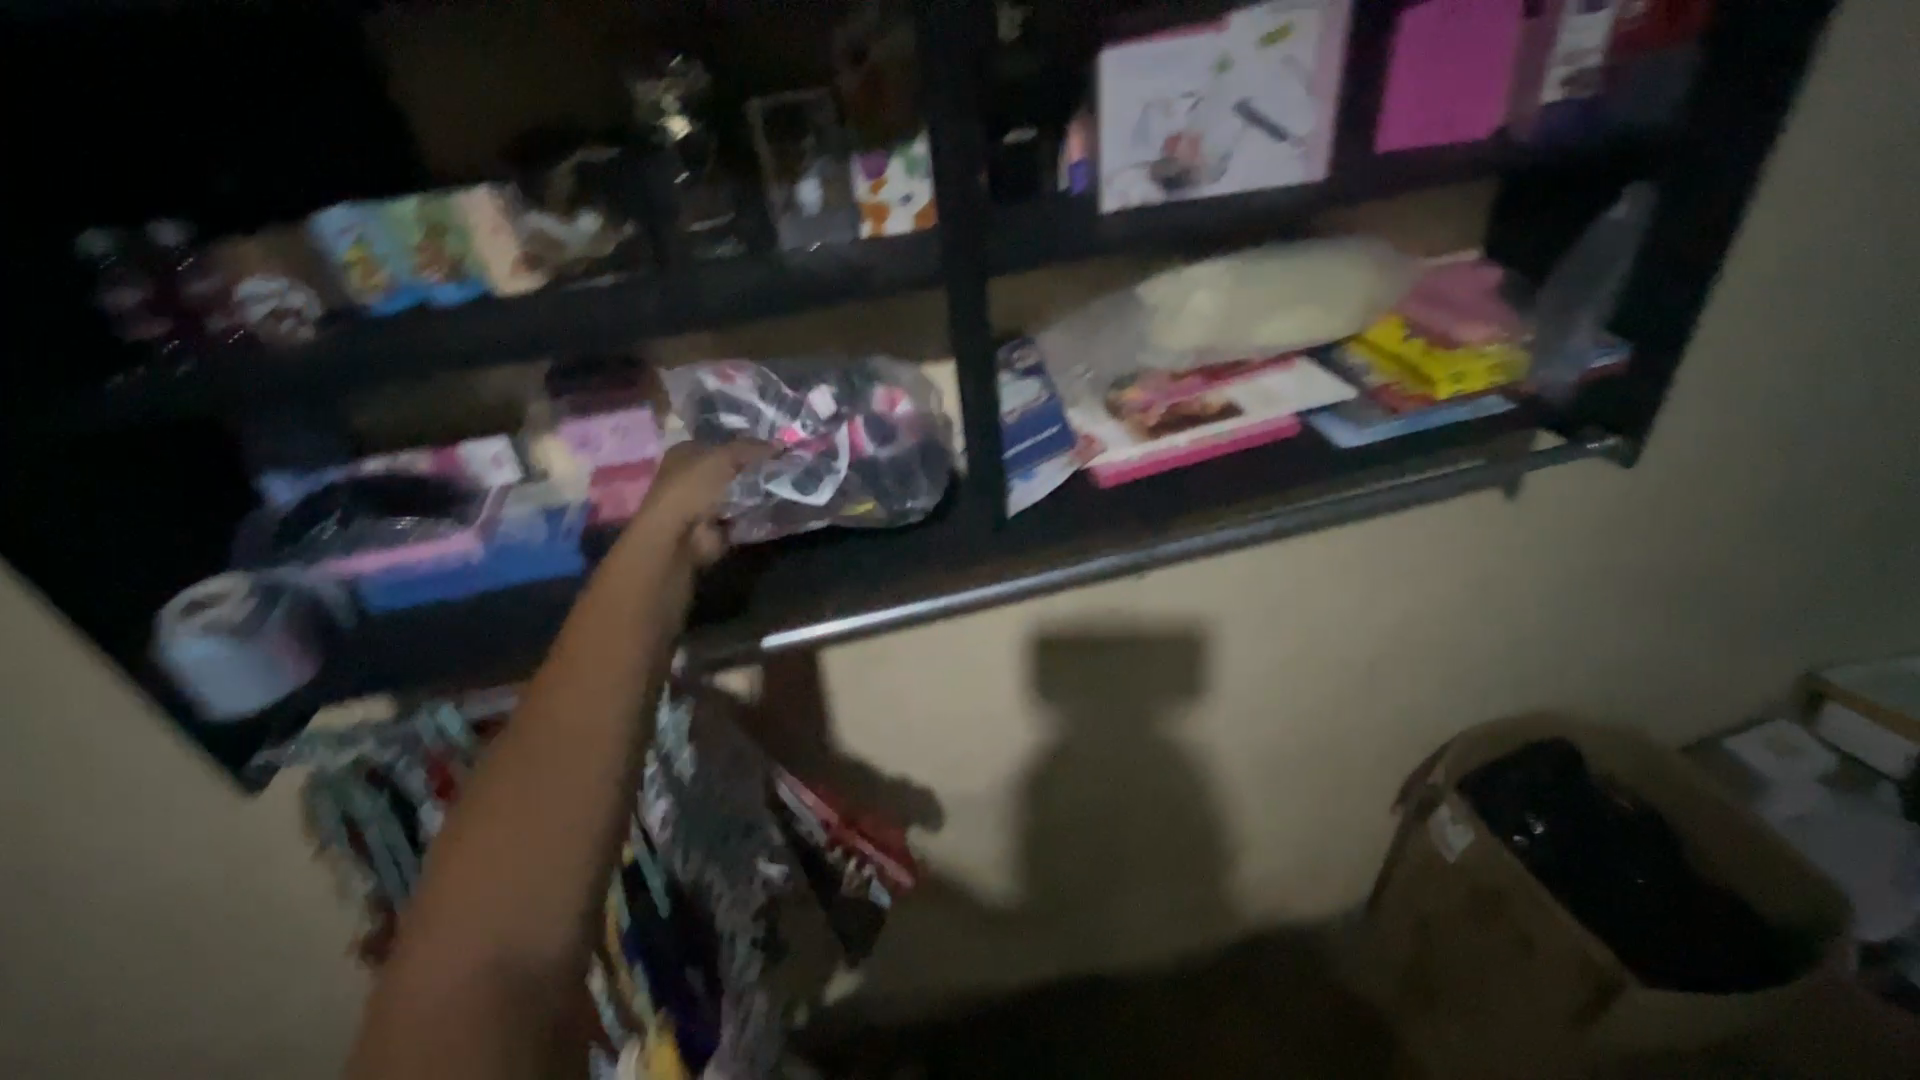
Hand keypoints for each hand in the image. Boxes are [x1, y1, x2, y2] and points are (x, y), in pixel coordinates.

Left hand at [627, 440, 772, 567]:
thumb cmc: (693, 486)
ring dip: (760, 492)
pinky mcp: (717, 527)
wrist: (680, 535)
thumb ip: (752, 448)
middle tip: (786, 465)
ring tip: (788, 485)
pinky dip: (759, 515)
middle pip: (732, 469)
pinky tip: (780, 507)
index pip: (721, 443)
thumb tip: (782, 443)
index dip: (746, 443)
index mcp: (687, 453)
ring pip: (741, 493)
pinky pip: (745, 517)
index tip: (775, 446)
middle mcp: (693, 477)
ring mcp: (705, 504)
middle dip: (756, 469)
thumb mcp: (723, 457)